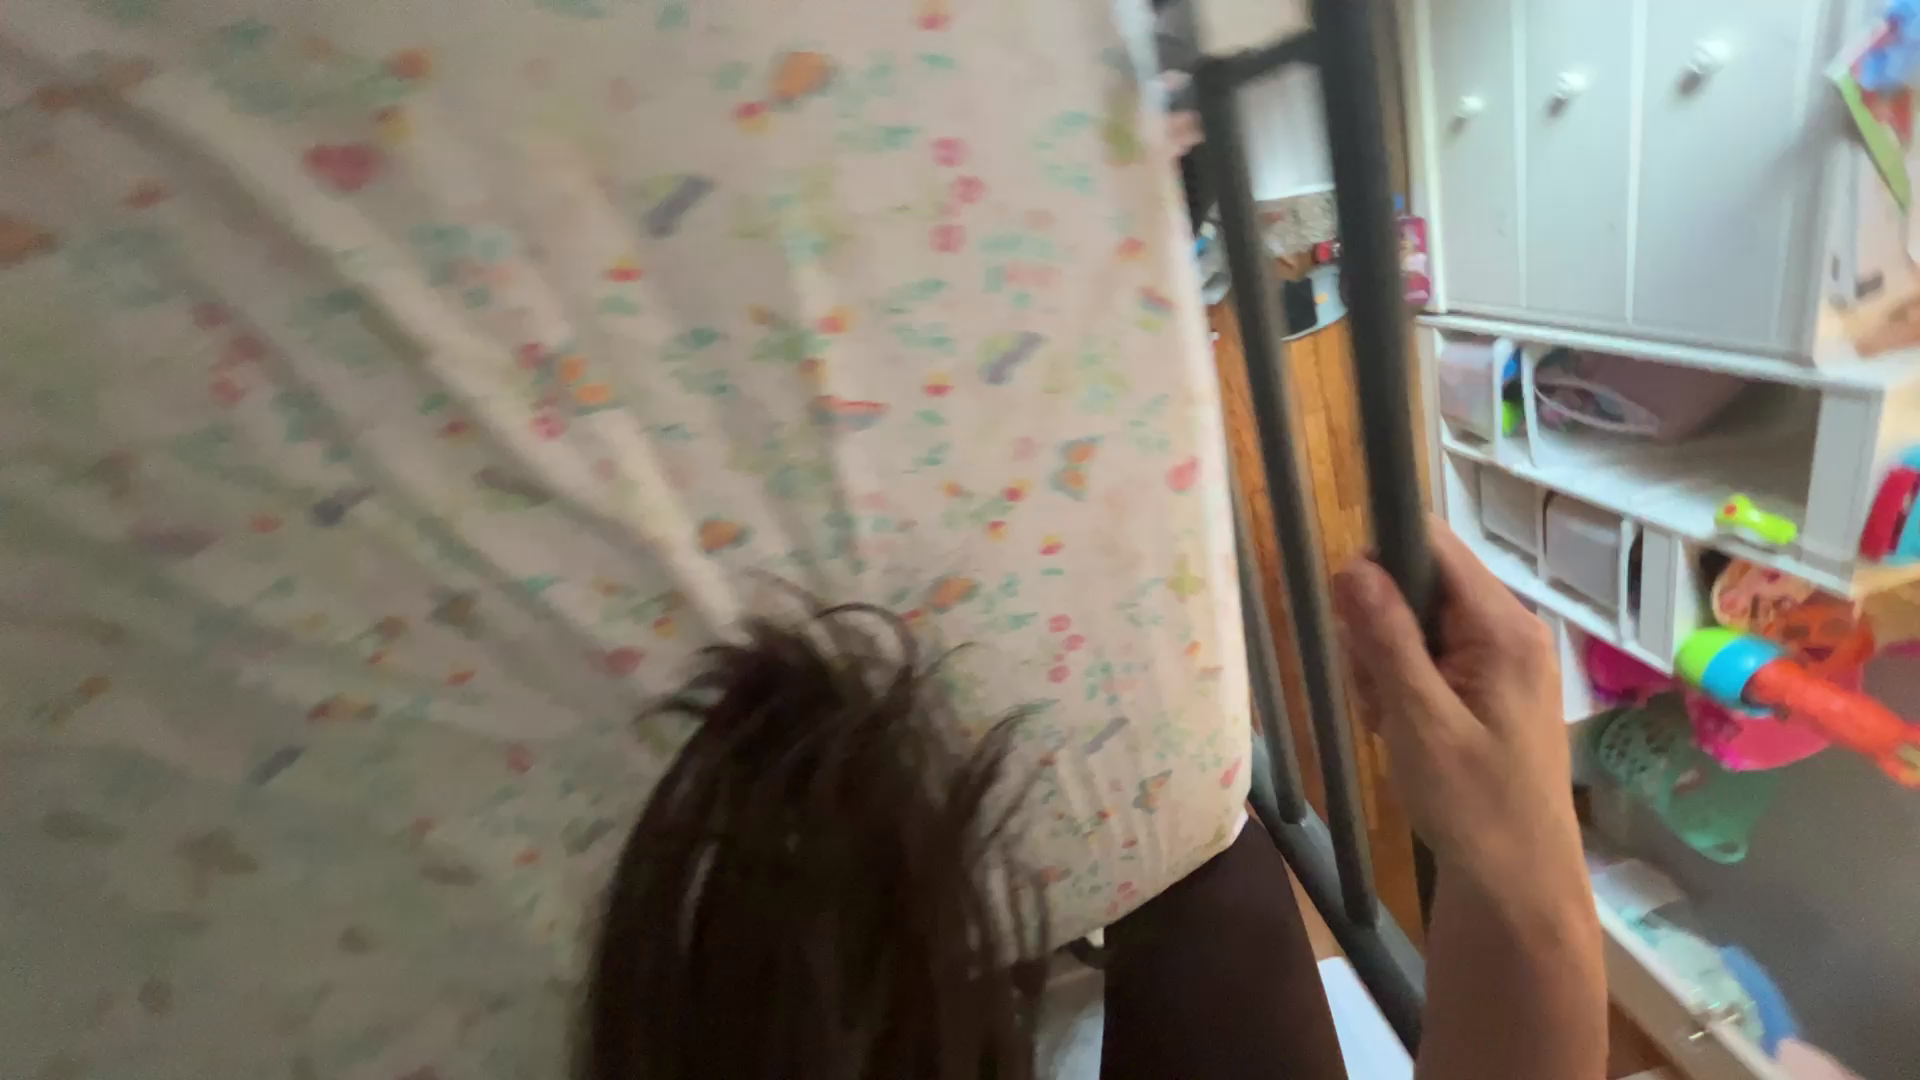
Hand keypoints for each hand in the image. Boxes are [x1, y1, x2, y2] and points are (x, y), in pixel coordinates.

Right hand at [1331, 518, 1583, 894]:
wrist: (1513, 879)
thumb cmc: (1471, 802)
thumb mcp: (1418, 718)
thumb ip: (1386, 637)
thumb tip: (1351, 563)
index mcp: (1502, 627)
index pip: (1431, 544)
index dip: (1378, 558)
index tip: (1346, 611)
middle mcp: (1504, 628)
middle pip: (1414, 583)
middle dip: (1374, 625)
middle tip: (1371, 686)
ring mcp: (1493, 656)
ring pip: (1408, 620)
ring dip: (1379, 660)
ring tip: (1386, 716)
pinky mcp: (1481, 681)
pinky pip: (1420, 654)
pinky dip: (1393, 681)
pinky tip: (1396, 724)